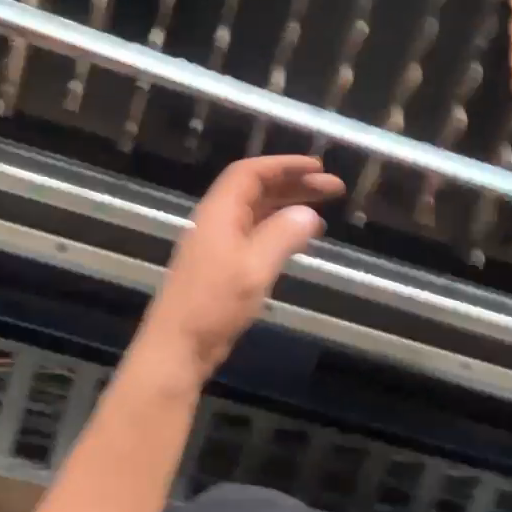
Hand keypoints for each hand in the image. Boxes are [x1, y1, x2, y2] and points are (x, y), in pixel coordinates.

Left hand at [137, 156, 344, 373]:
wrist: (178, 347)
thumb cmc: (214, 304)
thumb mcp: (254, 268)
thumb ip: (282, 236)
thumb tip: (308, 213)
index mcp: (219, 212)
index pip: (251, 173)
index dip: (285, 165)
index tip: (318, 167)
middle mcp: (216, 221)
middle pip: (256, 190)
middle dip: (294, 184)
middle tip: (333, 188)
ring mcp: (217, 244)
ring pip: (256, 212)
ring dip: (287, 206)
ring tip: (322, 211)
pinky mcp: (221, 266)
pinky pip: (253, 235)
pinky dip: (278, 230)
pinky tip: (297, 239)